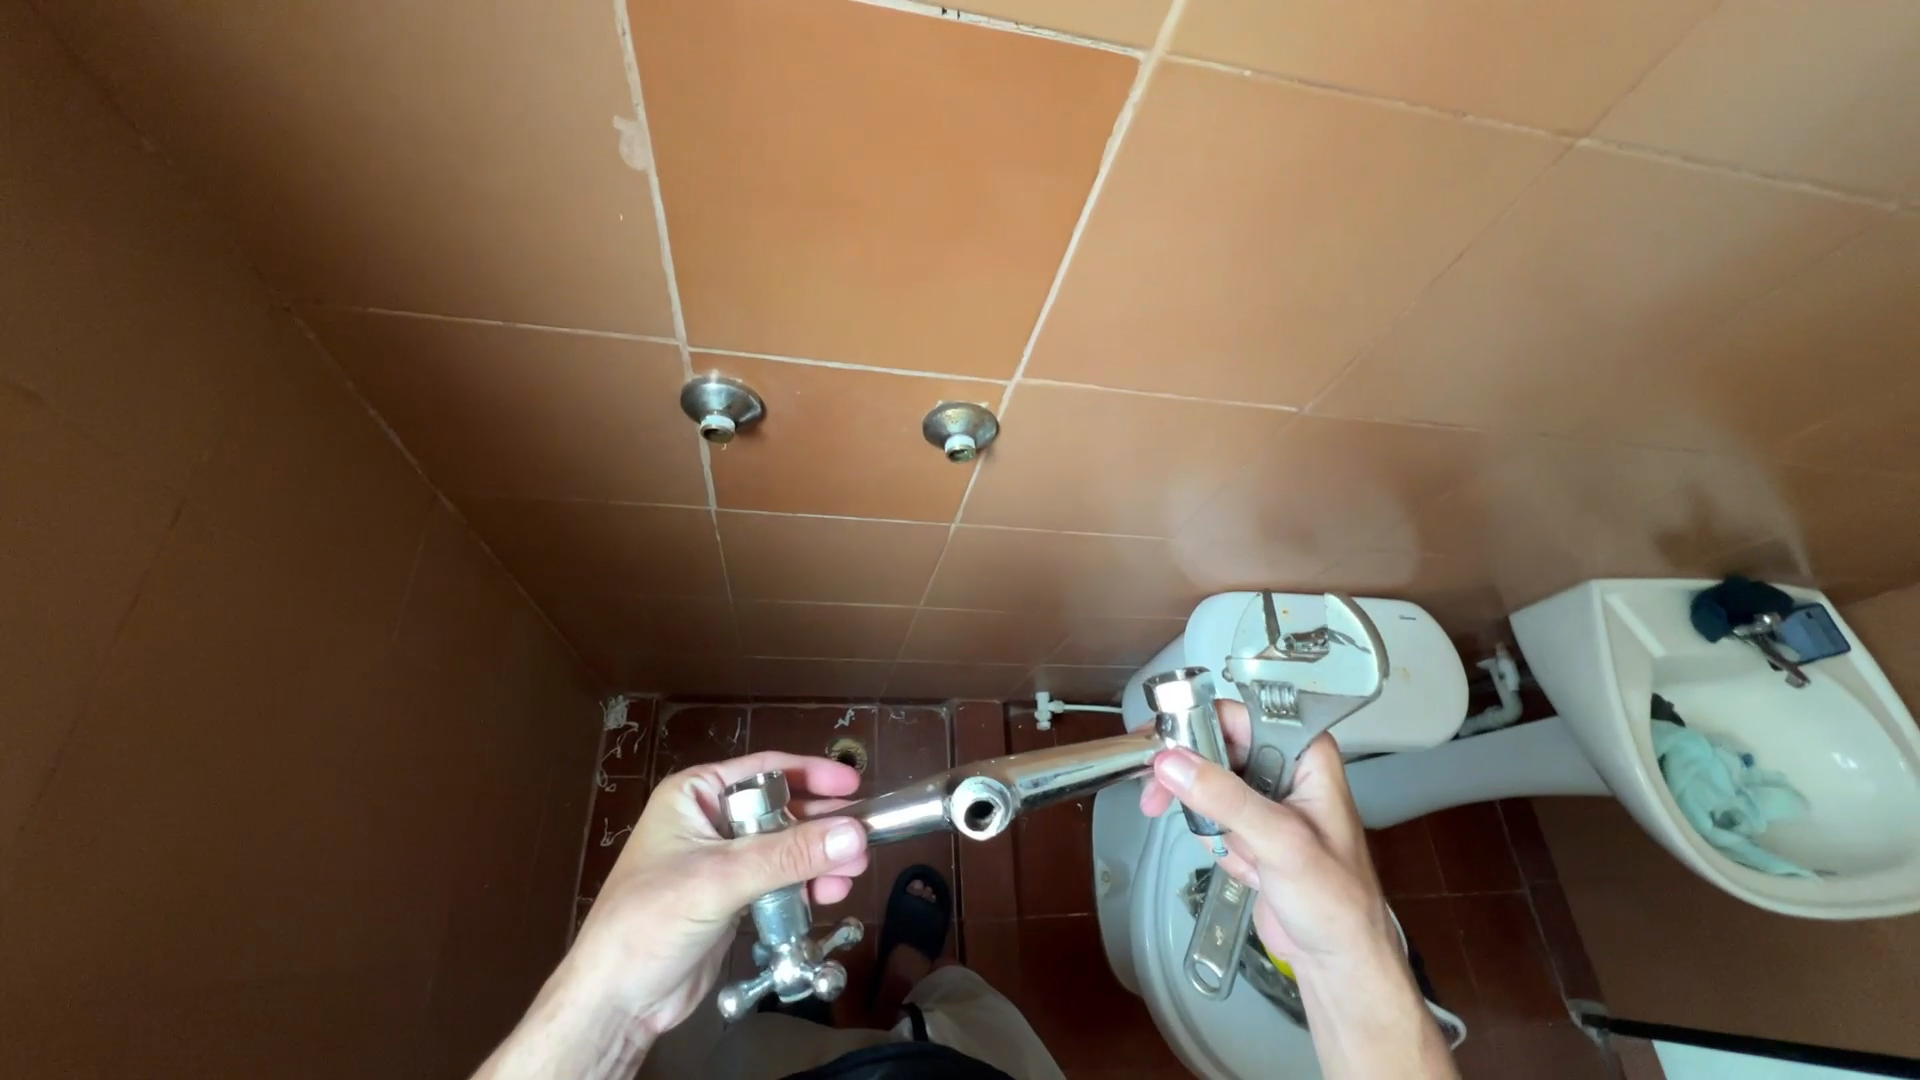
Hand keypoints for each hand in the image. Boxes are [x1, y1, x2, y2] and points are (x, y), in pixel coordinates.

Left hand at [476, 752, 868, 1079]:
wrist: (615, 1003)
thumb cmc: (649, 923)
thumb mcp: (721, 879)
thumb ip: (789, 855)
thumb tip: (853, 833)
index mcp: (695, 796)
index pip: (764, 771)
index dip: (810, 773)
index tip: (853, 784)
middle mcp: (711, 820)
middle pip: (782, 809)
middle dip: (822, 825)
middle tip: (862, 836)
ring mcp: (723, 860)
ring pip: (786, 846)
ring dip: (819, 857)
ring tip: (852, 871)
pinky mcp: (733, 896)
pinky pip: (780, 878)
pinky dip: (807, 883)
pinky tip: (830, 892)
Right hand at [1138, 700, 1394, 973]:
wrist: (1339, 961)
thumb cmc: (1334, 901)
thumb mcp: (1280, 843)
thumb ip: (1226, 799)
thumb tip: (1171, 763)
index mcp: (1304, 752)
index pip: (1238, 715)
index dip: (1195, 722)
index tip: (1159, 744)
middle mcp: (1283, 765)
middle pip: (1213, 743)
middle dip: (1188, 776)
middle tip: (1155, 793)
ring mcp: (1264, 795)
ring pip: (1204, 778)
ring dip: (1201, 815)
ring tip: (1230, 852)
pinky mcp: (1248, 823)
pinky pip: (1208, 812)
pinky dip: (1211, 838)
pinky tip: (1241, 866)